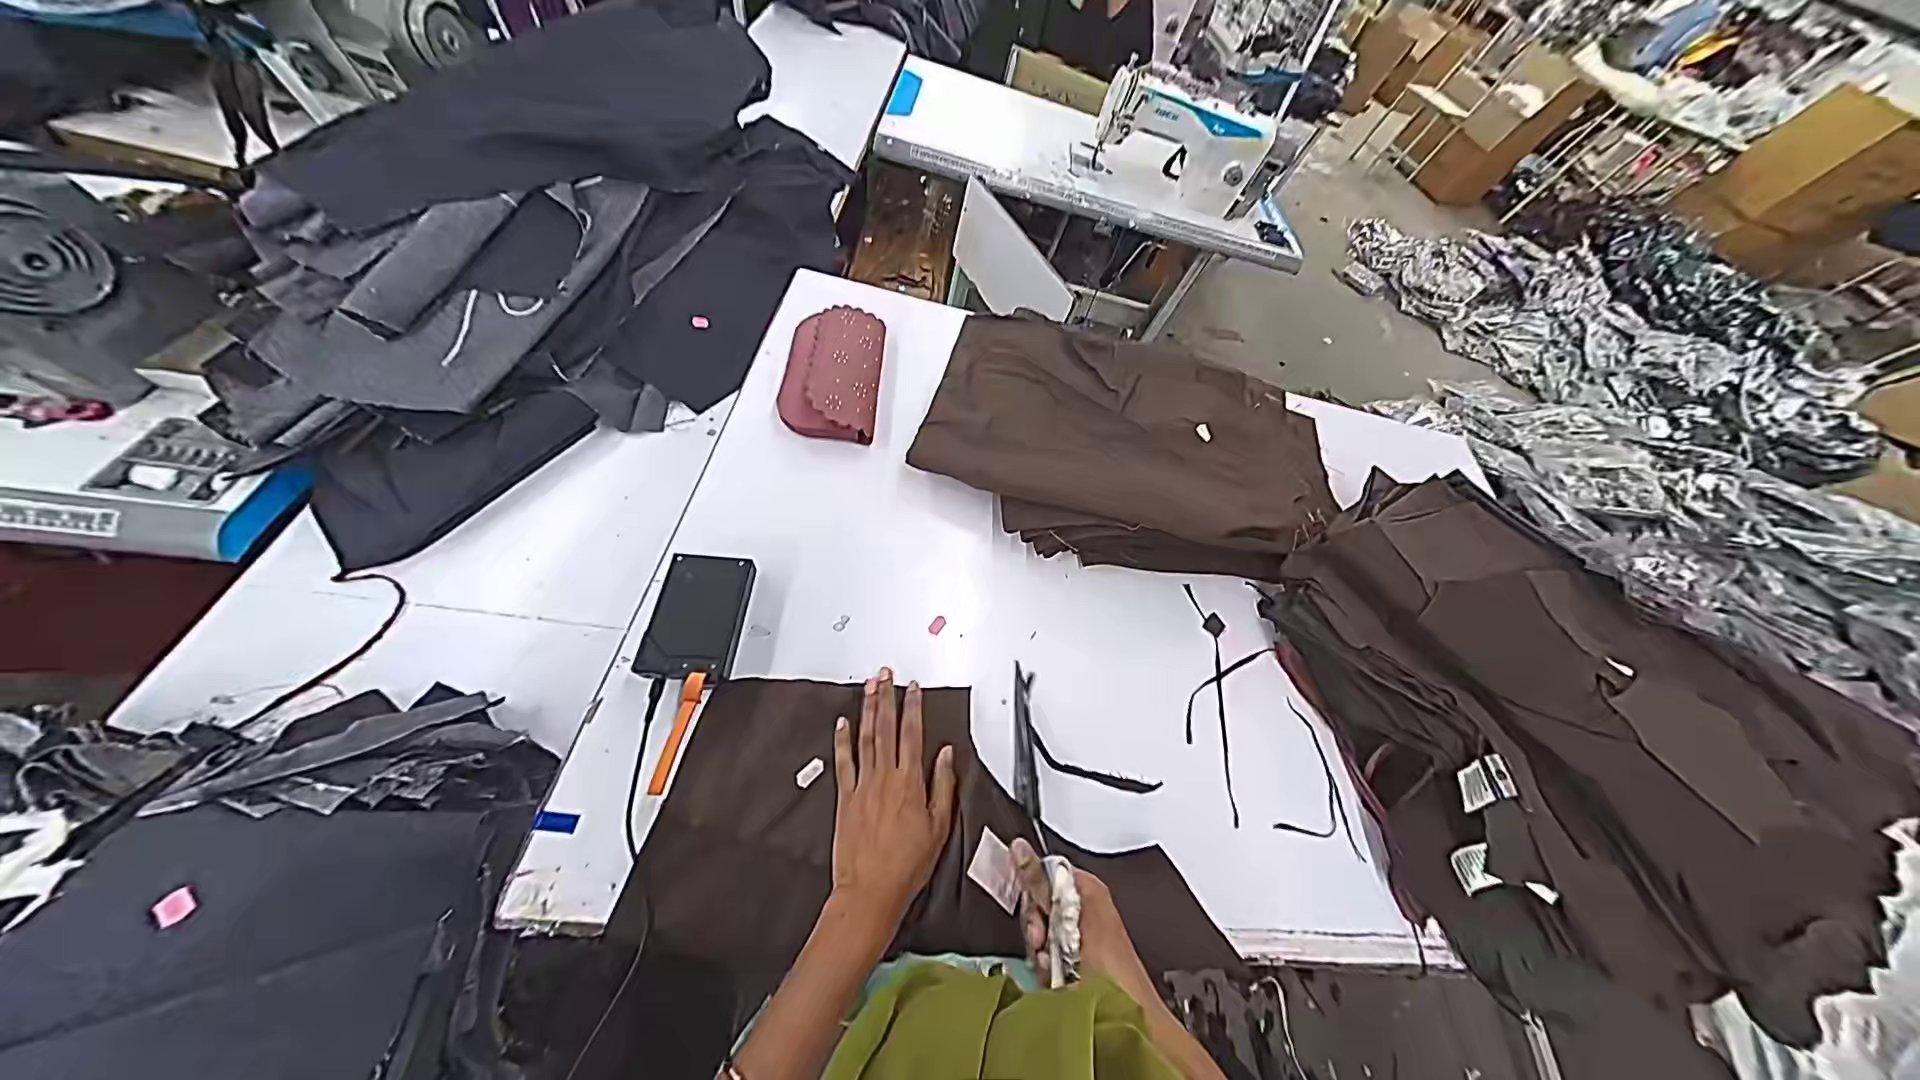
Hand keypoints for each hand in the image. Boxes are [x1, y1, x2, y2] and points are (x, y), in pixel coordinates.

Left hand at [830, 668, 956, 927]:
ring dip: (867, 709)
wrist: (870, 890)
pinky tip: (842, 723)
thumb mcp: (938, 827)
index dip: (913, 707)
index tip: (913, 689)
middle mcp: (884, 778)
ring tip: (869, 687)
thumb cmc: (906, 864)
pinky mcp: (845, 798)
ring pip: (865, 738)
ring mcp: (862, 785)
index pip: (912, 734)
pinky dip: (842, 740)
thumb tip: (945, 756)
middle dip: (887, 697)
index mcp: (909, 782)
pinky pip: (843, 762)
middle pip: (886, 728)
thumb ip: (943, 786)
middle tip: (886, 674)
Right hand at [1010, 837, 1155, 1005]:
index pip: (1044, 872)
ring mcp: (1079, 937)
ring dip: (1040, 953)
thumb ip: (1039, 882)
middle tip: (1044, 944)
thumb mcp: (1068, 919)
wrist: (1128, 1025)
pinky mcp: (1076, 962)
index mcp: (1086, 888)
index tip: (1036, 915)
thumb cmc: (1110, 972)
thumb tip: (1019, 846)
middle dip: (1036, 929)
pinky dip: (1047, 969)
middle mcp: (1083, 908)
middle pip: (1039, 905)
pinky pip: (1048, 957)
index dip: (1033, 893)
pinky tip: (1056, 980)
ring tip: (1054, 968)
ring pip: (1040, 934)